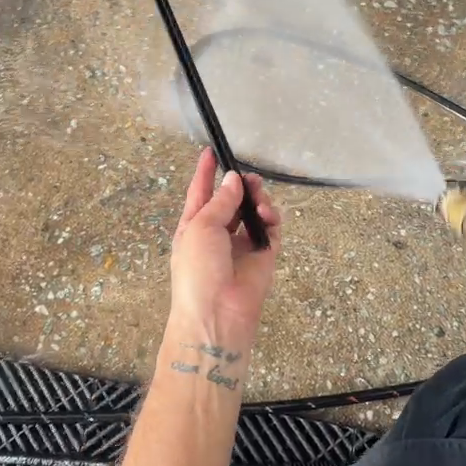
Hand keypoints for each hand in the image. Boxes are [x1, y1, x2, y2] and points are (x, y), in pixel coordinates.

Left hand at [168, 148, 280, 350]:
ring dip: (257, 199)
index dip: (206, 172)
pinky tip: (267, 214)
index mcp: (194, 227)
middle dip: (240, 186)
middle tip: (249, 179)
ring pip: (253, 211)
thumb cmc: (197, 270)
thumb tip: (233, 180)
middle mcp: (218, 234)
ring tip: (258, 198)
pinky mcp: (264, 255)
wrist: (217, 314)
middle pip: (231, 200)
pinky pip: (271, 229)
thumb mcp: (201, 228)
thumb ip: (220, 202)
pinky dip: (271, 217)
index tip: (211, 150)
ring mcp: (241, 245)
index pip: (201, 193)